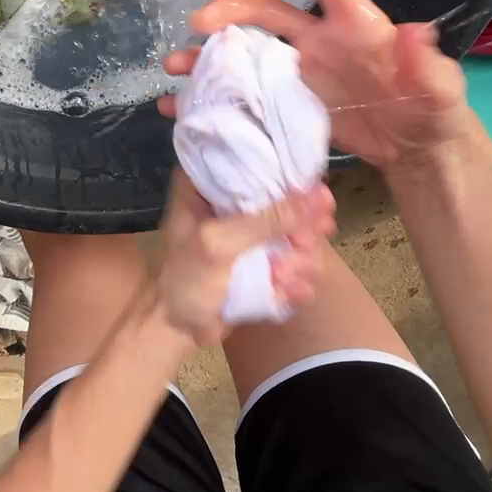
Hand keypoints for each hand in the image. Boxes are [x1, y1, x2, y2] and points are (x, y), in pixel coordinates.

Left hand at [152, 172, 336, 345]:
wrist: (174, 329)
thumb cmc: (182, 280)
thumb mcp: (217, 244)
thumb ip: (263, 221)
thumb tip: (315, 197)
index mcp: (207, 185)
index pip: (259, 163)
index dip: (292, 181)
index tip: (317, 201)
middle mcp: (229, 203)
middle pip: (289, 202)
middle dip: (302, 230)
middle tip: (302, 246)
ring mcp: (248, 234)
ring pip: (297, 235)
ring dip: (300, 260)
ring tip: (284, 278)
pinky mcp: (261, 262)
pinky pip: (295, 263)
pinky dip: (296, 279)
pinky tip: (288, 292)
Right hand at [159, 0, 478, 172]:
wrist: (411, 149)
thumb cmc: (429, 110)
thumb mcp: (439, 92)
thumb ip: (429, 65)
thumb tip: (418, 32)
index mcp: (353, 27)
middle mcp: (317, 41)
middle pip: (266, 11)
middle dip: (229, 11)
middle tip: (199, 24)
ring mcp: (296, 72)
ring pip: (243, 52)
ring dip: (207, 55)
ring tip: (175, 67)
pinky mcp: (283, 103)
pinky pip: (241, 94)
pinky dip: (209, 97)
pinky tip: (178, 107)